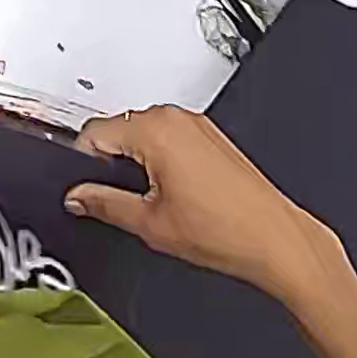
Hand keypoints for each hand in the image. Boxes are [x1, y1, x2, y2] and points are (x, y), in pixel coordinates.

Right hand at [65, 105, 341, 300]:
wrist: (279, 241)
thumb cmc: (228, 231)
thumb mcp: (151, 224)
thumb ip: (103, 204)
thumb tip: (77, 196)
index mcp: (153, 130)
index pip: (92, 132)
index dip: (85, 163)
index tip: (90, 186)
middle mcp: (172, 116)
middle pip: (116, 128)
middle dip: (113, 161)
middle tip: (129, 198)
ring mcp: (192, 121)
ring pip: (141, 130)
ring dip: (138, 157)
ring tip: (160, 196)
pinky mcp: (207, 130)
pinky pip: (166, 132)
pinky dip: (162, 154)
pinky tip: (179, 188)